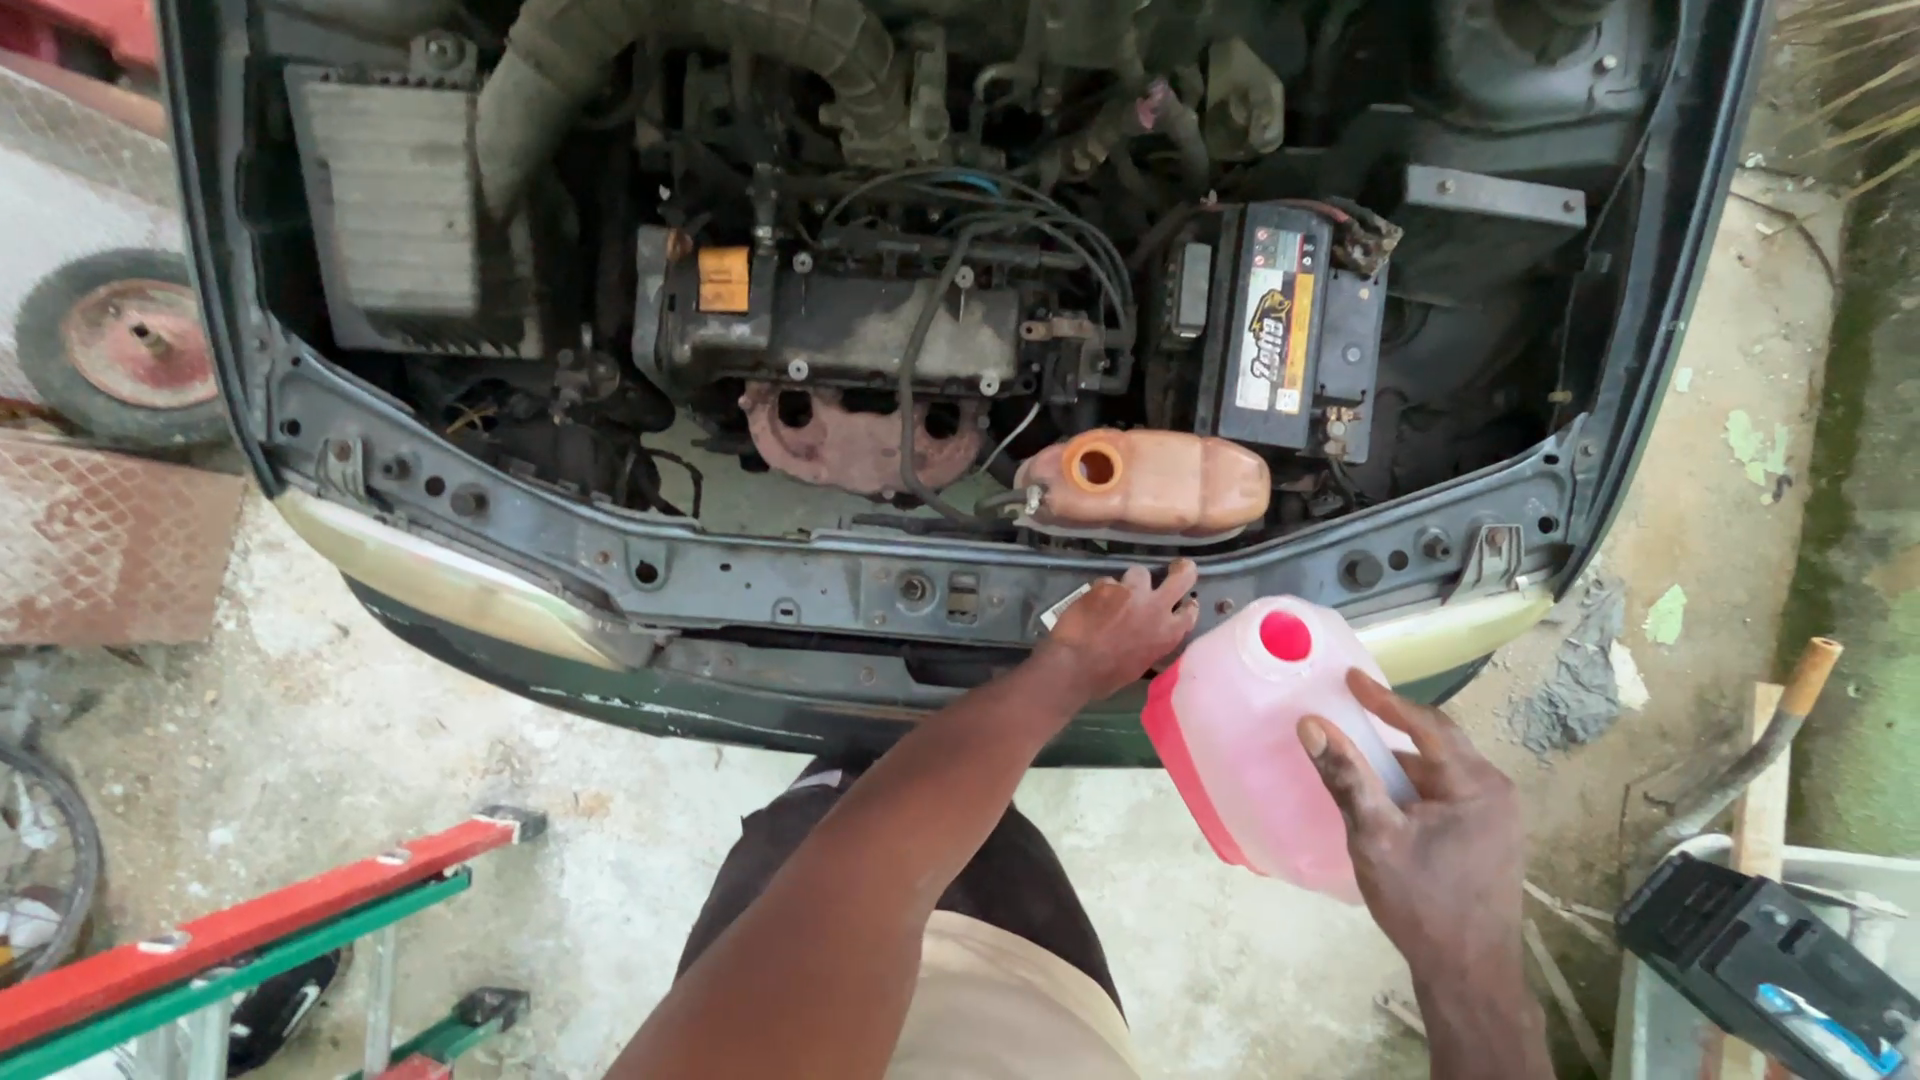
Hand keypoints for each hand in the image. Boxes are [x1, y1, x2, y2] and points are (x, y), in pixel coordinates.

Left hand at [1035, 559, 1198, 702]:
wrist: (1076, 664)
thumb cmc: (1108, 675)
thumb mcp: (1140, 663)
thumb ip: (1151, 642)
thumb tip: (1147, 636)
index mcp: (1168, 633)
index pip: (1190, 611)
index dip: (1188, 605)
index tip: (1185, 602)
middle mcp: (1156, 607)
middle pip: (1182, 576)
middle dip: (1182, 569)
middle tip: (1177, 567)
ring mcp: (1131, 592)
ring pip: (1139, 572)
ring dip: (1130, 582)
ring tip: (1117, 593)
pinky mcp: (1107, 586)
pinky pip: (1108, 582)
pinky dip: (1102, 591)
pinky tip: (1091, 603)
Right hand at [1298, 670, 1524, 984]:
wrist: (1468, 972)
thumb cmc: (1421, 900)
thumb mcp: (1374, 835)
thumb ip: (1346, 776)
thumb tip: (1311, 724)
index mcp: (1477, 785)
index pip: (1427, 724)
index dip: (1384, 699)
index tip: (1348, 678)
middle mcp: (1496, 792)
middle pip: (1437, 743)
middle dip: (1391, 726)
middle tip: (1351, 709)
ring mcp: (1496, 817)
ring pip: (1439, 769)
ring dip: (1399, 760)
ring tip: (1359, 756)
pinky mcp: (1487, 837)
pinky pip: (1444, 792)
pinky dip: (1410, 785)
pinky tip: (1384, 797)